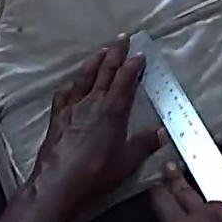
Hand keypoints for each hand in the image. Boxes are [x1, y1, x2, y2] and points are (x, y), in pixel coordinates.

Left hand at [24, 37, 160, 221]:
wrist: (58, 184)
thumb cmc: (97, 173)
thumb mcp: (127, 161)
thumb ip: (145, 144)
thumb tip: (164, 131)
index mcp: (113, 109)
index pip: (126, 79)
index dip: (134, 65)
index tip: (140, 53)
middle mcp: (93, 101)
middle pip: (106, 71)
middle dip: (116, 53)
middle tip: (122, 37)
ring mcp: (73, 107)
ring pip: (85, 77)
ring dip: (95, 61)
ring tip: (102, 50)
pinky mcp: (57, 116)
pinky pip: (65, 93)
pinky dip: (71, 84)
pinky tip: (72, 82)